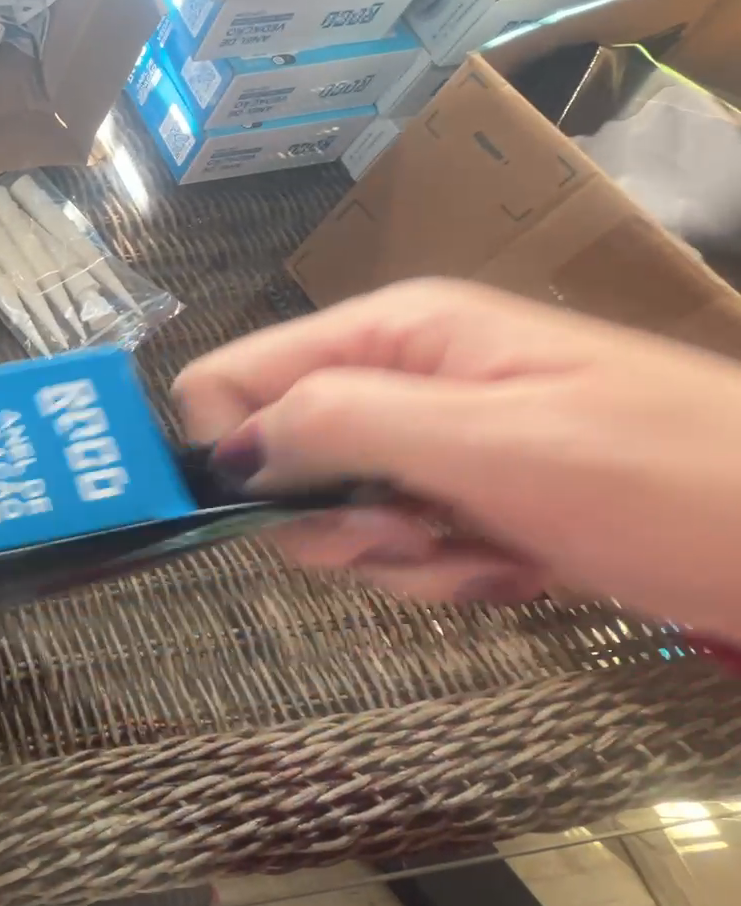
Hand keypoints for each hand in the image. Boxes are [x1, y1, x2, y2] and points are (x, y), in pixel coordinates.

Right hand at [171, 279, 740, 639]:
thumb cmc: (680, 479)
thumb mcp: (499, 443)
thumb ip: (343, 424)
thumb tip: (228, 453)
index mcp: (384, 335)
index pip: (226, 379)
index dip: (232, 447)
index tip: (286, 505)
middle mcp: (384, 377)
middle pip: (268, 453)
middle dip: (324, 513)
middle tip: (404, 534)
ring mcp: (415, 436)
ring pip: (318, 508)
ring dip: (383, 552)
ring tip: (476, 555)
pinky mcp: (444, 490)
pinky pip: (377, 539)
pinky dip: (427, 569)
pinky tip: (502, 566)